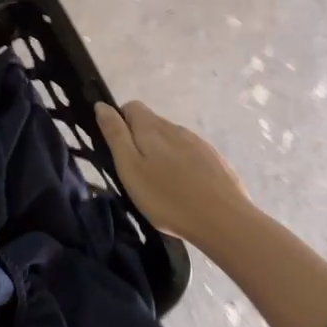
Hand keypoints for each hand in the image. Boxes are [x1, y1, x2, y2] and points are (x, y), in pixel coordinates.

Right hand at [94, 100, 251, 245]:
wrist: (224, 221)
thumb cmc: (168, 197)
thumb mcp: (130, 168)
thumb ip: (115, 135)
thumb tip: (101, 105)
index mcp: (152, 127)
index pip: (131, 107)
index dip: (120, 122)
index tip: (119, 150)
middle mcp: (176, 127)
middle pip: (152, 124)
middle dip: (141, 142)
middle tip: (137, 174)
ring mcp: (199, 143)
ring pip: (172, 141)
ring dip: (163, 155)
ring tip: (161, 186)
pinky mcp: (215, 160)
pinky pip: (191, 155)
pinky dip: (183, 167)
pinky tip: (185, 191)